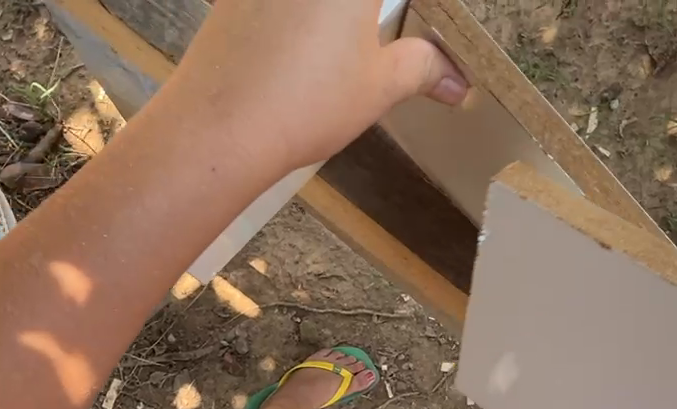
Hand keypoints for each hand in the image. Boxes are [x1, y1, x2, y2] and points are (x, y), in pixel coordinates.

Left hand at [157, 0, 467, 177]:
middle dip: (370, 16)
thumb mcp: (376, 87)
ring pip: (317, 2)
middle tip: (381, 32)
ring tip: (346, 41)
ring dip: (337, 19)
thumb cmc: (306, 103)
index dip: (413, 10)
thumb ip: (421, 67)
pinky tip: (299, 45)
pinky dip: (299, 15)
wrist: (218, 128)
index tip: (426, 24)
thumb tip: (457, 81)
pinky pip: (281, 2)